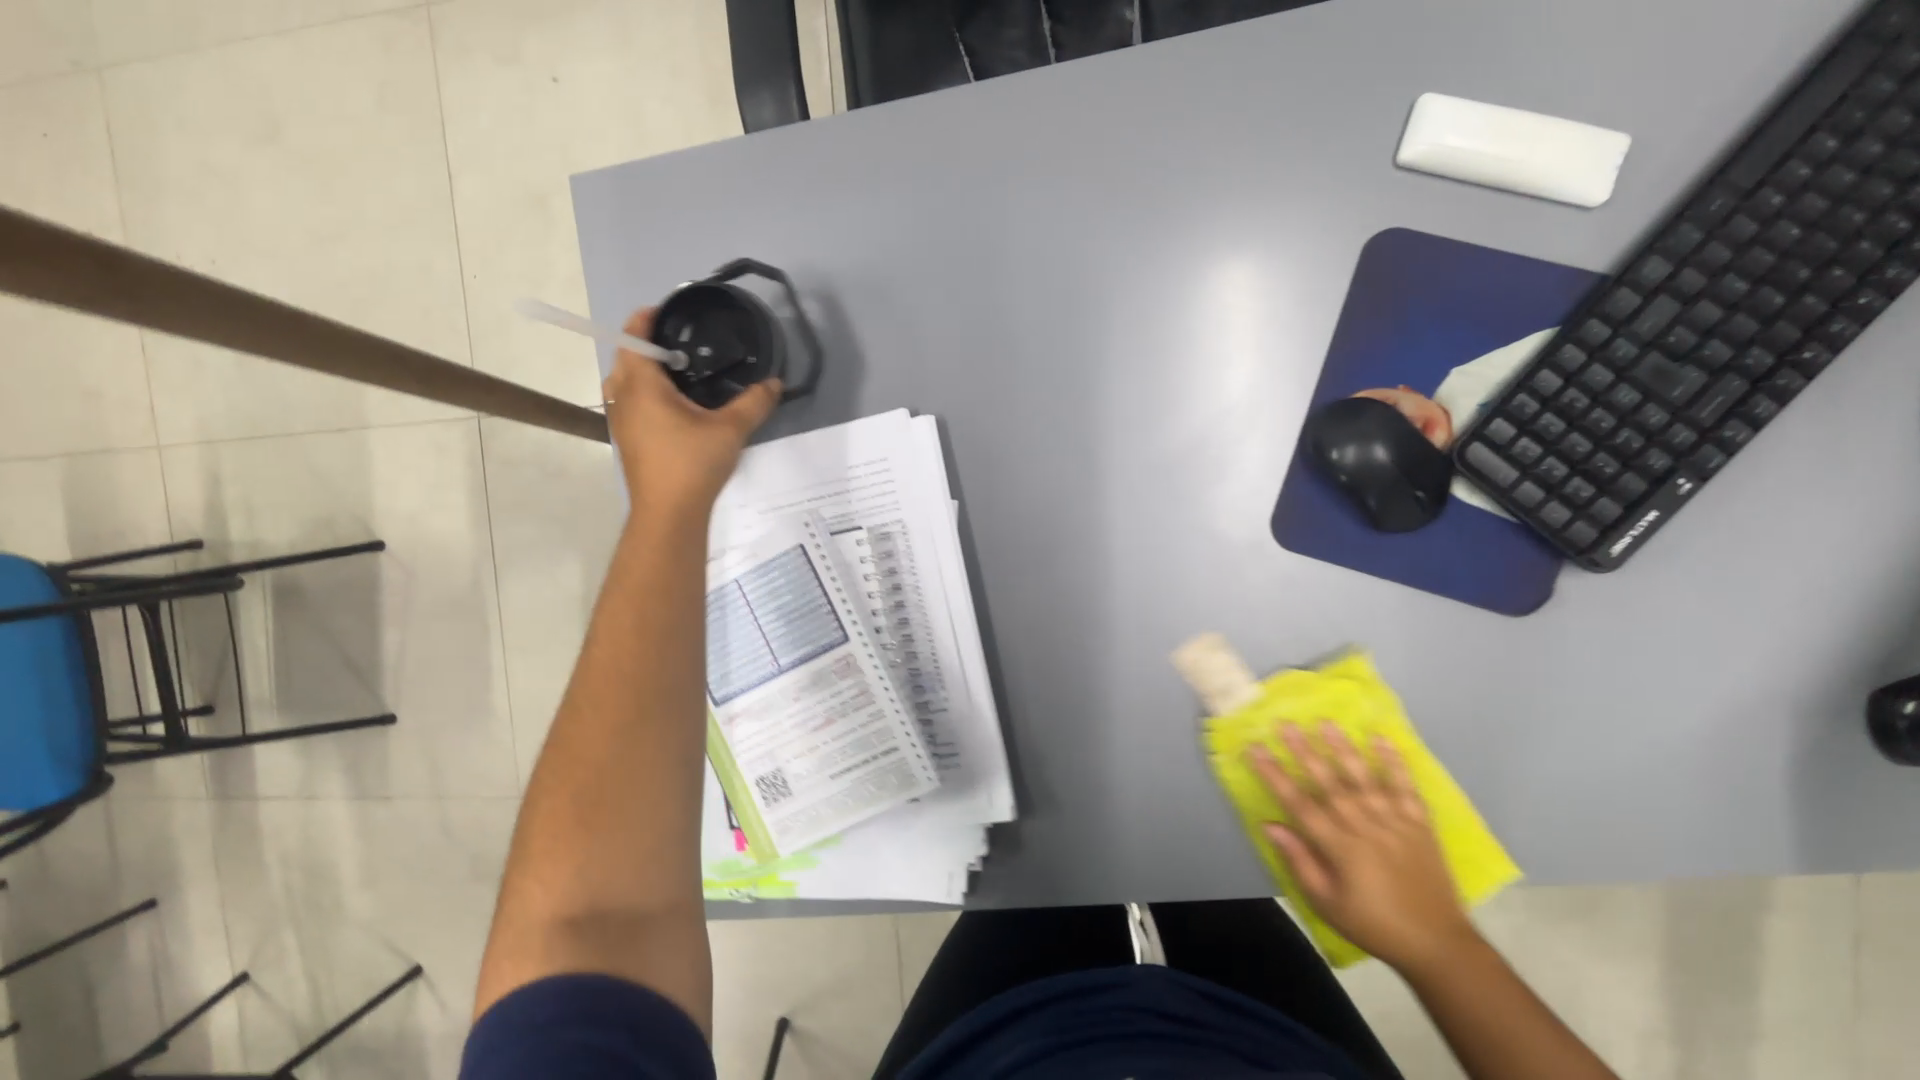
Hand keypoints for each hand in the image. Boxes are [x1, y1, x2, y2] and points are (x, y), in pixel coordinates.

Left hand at [602, 308, 780, 517]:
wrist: (668, 514)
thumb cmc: (693, 465)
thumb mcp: (730, 430)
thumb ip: (754, 402)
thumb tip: (774, 383)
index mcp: (642, 386)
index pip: (633, 339)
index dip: (644, 320)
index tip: (664, 311)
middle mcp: (623, 399)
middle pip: (624, 359)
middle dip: (644, 345)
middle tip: (677, 343)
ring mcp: (620, 422)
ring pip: (621, 384)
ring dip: (640, 372)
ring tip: (674, 373)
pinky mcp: (626, 442)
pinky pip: (627, 404)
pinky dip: (642, 394)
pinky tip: (671, 407)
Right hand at [1250, 723, 1478, 973]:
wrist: (1436, 942)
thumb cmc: (1373, 924)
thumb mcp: (1327, 903)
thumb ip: (1299, 861)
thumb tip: (1270, 825)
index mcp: (1341, 848)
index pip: (1300, 804)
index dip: (1275, 775)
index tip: (1256, 749)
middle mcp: (1367, 828)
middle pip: (1330, 783)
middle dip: (1304, 752)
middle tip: (1285, 724)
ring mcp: (1396, 823)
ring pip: (1365, 779)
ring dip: (1344, 749)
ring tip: (1325, 722)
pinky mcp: (1421, 824)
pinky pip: (1406, 788)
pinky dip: (1394, 762)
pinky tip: (1381, 740)